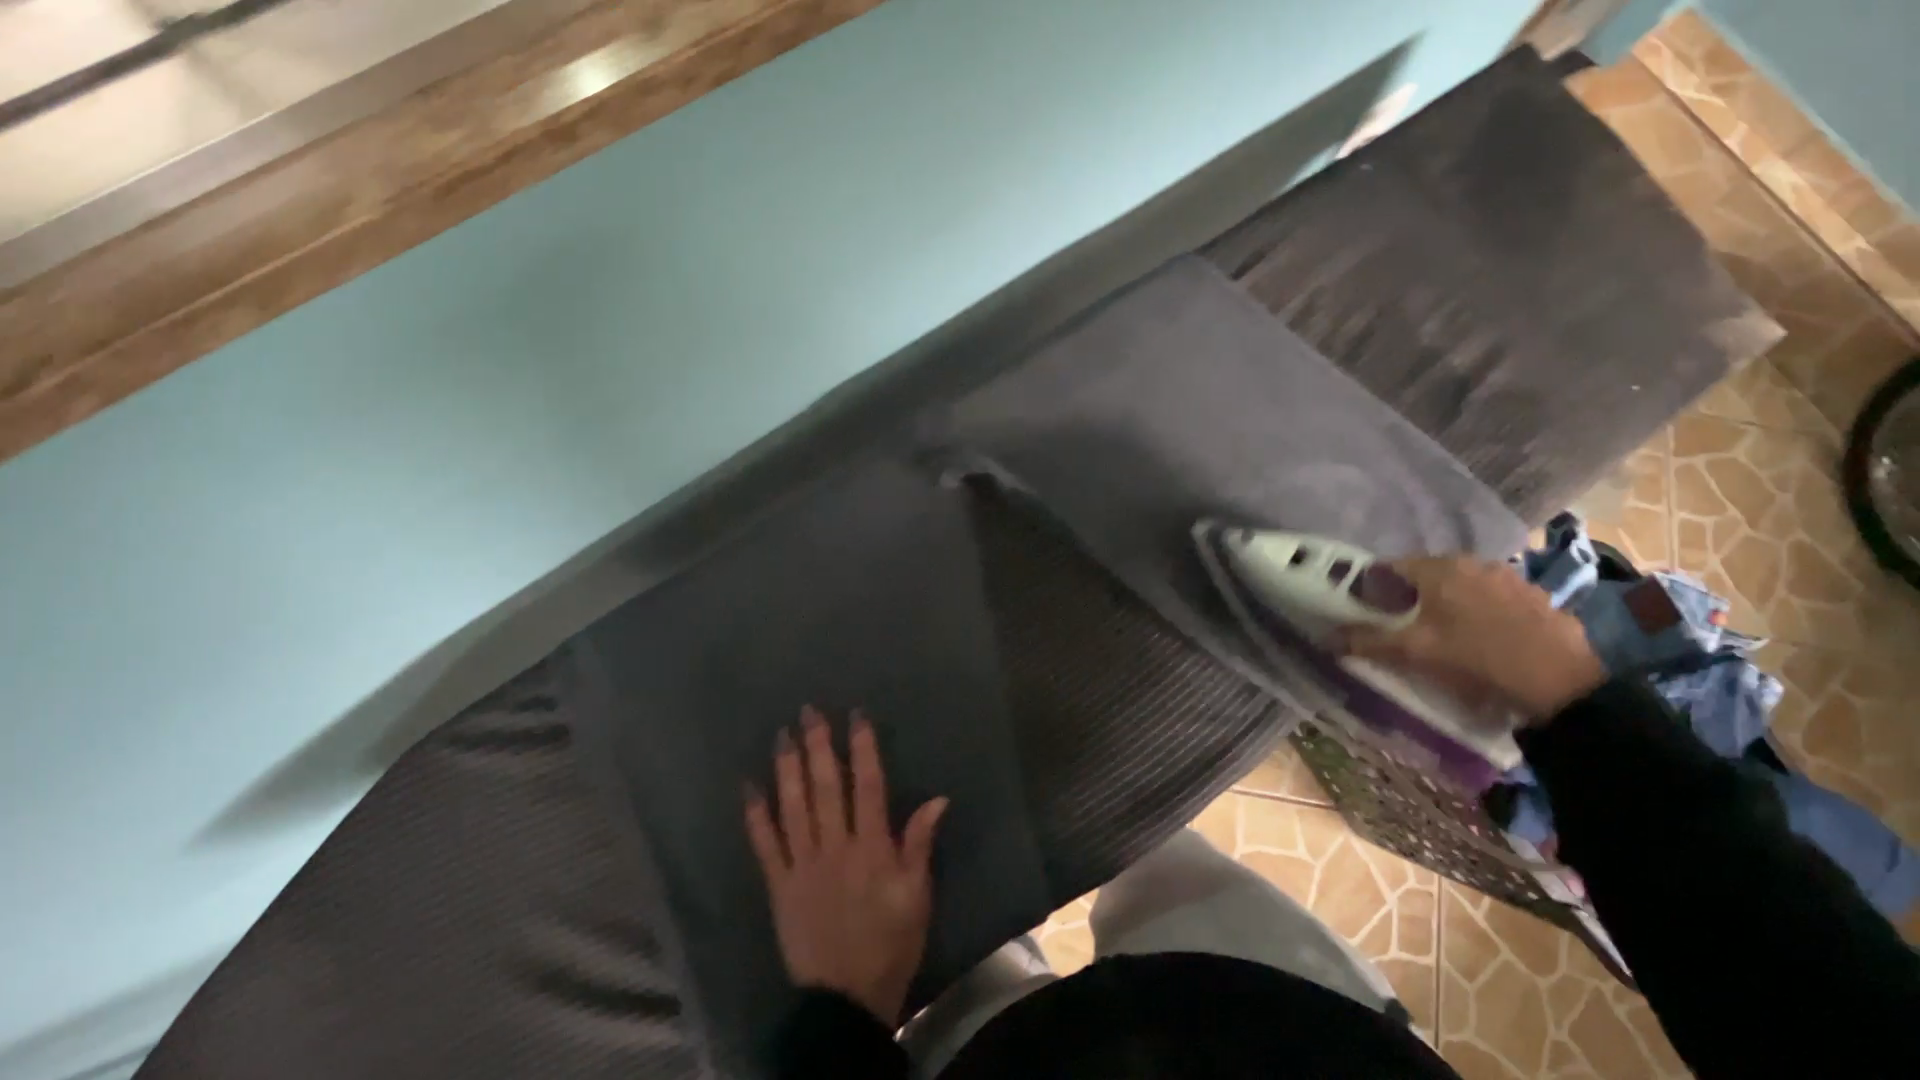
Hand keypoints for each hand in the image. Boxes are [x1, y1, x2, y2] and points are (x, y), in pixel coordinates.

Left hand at [745, 706, 947, 1025]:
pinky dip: (756, 815)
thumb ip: (919, 844)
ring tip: (782, 735)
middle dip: (818, 745)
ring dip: (787, 768)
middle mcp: (835, 846)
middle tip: (808, 711)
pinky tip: (749, 786)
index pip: (868, 786)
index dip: (862, 747)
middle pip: (826, 787)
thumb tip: (937, 799)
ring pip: (793, 806)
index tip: (855, 715)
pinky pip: (765, 845)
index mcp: (872, 847)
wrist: (846, 996)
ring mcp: (803, 864)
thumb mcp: (917, 895)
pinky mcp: (779, 885)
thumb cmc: (891, 942)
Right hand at [1342, 556, 1606, 718]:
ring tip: (1444, 634)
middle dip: (1411, 595)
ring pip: (1464, 585)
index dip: (1374, 587)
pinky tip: (1483, 639)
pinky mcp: (1537, 599)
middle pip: (1429, 574)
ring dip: (1449, 602)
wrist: (1561, 683)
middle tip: (1402, 625)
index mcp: (1441, 568)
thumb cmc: (1476, 659)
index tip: (1367, 610)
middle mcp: (1475, 562)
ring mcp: (1511, 578)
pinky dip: (1481, 612)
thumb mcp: (1415, 654)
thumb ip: (1369, 641)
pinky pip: (1495, 599)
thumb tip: (1329, 637)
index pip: (1392, 566)